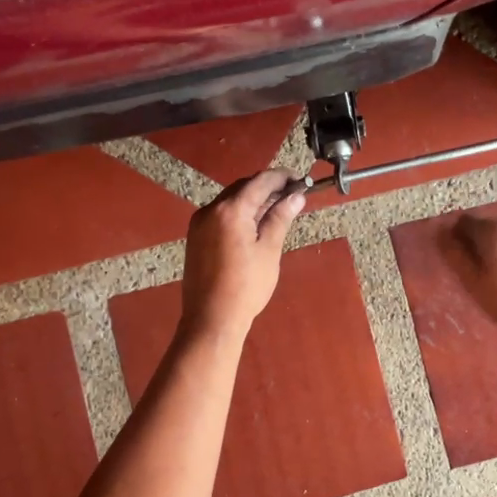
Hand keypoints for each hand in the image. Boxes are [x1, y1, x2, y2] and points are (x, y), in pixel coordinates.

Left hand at [181, 170, 305, 338]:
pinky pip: (221, 215)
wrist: (212, 318)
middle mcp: (210, 210)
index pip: (260, 181)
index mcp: (230, 210)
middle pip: (243, 187)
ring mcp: (200, 223)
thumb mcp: (269, 250)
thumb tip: (296, 197)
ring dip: (253, 201)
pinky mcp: (196, 237)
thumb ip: (280, 218)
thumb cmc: (246, 286)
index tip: (300, 181)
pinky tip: (255, 226)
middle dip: (268, 188)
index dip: (282, 177)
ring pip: (231, 201)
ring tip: (277, 211)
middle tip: (292, 197)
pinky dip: (239, 214)